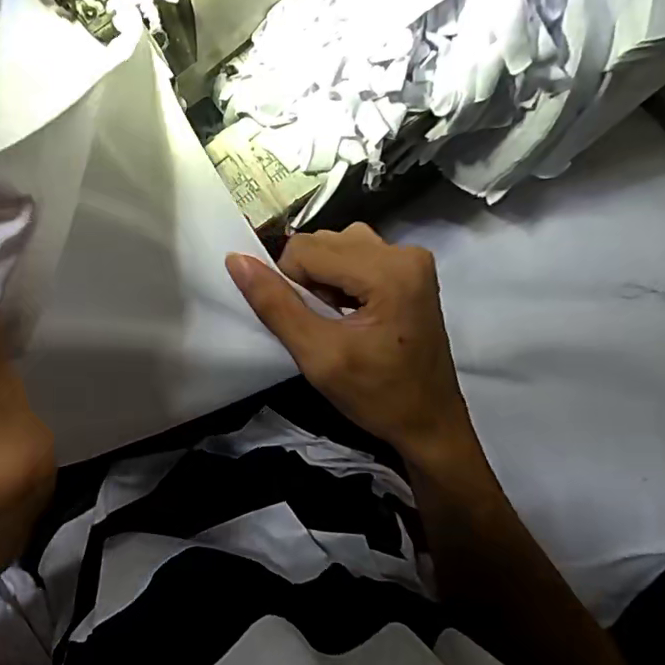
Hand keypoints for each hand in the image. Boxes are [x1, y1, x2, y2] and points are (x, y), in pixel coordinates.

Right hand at [227, 223, 473, 458]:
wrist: (428, 422)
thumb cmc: (376, 396)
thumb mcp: (317, 355)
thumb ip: (275, 304)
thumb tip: (236, 260)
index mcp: (389, 271)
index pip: (305, 249)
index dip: (290, 285)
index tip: (306, 324)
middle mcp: (404, 252)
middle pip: (322, 242)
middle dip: (308, 281)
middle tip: (323, 325)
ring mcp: (411, 258)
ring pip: (336, 245)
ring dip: (322, 279)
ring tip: (336, 319)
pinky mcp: (411, 269)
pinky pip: (356, 254)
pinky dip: (341, 279)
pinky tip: (350, 313)